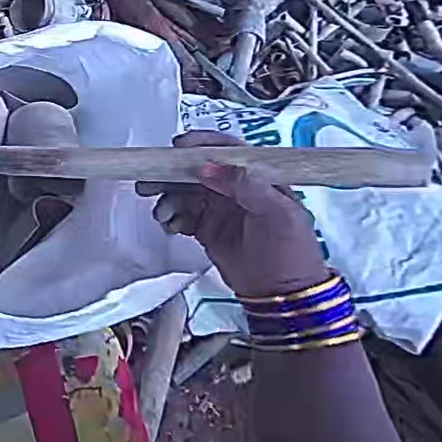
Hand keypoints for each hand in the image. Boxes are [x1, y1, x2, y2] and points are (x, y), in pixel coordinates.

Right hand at [138, 132, 327, 297]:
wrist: (285, 297)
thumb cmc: (292, 252)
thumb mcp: (279, 214)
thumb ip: (248, 187)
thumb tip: (210, 167)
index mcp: (257, 178)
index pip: (227, 151)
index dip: (202, 144)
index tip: (178, 146)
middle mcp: (235, 189)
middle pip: (197, 171)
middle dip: (171, 174)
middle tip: (149, 181)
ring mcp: (219, 208)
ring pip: (185, 193)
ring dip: (168, 198)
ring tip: (160, 213)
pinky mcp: (206, 228)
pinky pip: (182, 215)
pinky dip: (171, 217)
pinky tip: (169, 225)